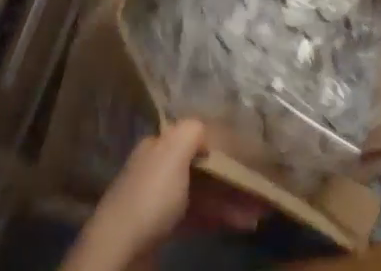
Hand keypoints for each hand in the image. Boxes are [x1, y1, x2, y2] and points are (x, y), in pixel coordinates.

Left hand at [66, 120, 265, 270]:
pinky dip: (218, 218)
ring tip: (258, 215)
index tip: (253, 158)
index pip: (197, 138)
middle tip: (262, 193)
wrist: (118, 251)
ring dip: (231, 201)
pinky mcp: (162, 229)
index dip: (226, 147)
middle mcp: (158, 169)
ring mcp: (159, 200)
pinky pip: (196, 217)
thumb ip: (191, 132)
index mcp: (158, 146)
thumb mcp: (172, 153)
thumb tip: (206, 128)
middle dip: (234, 178)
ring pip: (202, 194)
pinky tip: (239, 225)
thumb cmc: (151, 196)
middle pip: (203, 168)